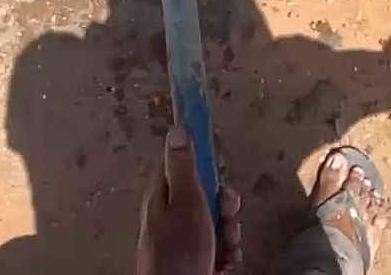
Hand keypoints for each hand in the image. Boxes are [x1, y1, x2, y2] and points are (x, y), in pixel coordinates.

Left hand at [136, 127, 241, 274]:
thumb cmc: (180, 250)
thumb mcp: (184, 202)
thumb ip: (183, 167)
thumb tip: (177, 129)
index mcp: (161, 197)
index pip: (179, 165)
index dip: (201, 163)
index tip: (217, 166)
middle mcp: (170, 216)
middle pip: (204, 193)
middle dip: (224, 203)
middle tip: (228, 213)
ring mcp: (183, 241)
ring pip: (215, 220)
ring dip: (229, 230)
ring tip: (228, 245)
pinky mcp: (196, 261)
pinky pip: (217, 245)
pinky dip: (226, 252)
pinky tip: (227, 261)